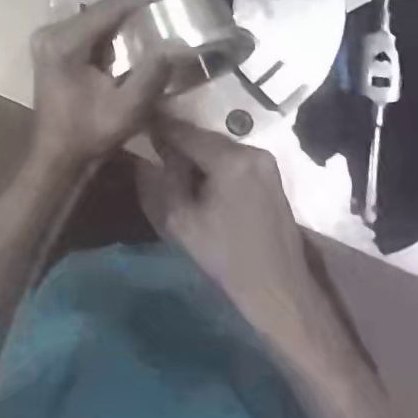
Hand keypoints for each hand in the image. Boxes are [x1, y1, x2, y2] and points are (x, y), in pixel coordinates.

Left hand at [30, 0, 172, 167]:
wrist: (57, 156)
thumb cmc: (89, 135)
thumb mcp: (128, 109)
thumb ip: (152, 74)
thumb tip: (176, 42)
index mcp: (64, 43)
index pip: (108, 8)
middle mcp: (51, 33)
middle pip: (99, 8)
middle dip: (134, 5)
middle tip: (167, 2)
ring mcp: (48, 38)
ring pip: (93, 15)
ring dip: (123, 14)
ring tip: (156, 11)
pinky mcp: (51, 46)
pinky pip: (86, 27)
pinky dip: (110, 27)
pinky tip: (133, 29)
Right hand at [136, 118, 318, 334]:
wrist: (278, 288)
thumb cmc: (226, 257)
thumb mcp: (180, 221)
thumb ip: (160, 181)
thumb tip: (146, 156)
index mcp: (230, 160)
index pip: (185, 132)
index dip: (159, 129)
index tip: (139, 129)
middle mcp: (251, 150)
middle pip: (204, 136)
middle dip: (179, 142)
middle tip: (154, 151)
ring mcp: (265, 161)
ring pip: (219, 146)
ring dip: (197, 153)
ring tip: (174, 166)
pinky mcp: (271, 173)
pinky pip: (234, 157)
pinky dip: (215, 162)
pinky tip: (201, 179)